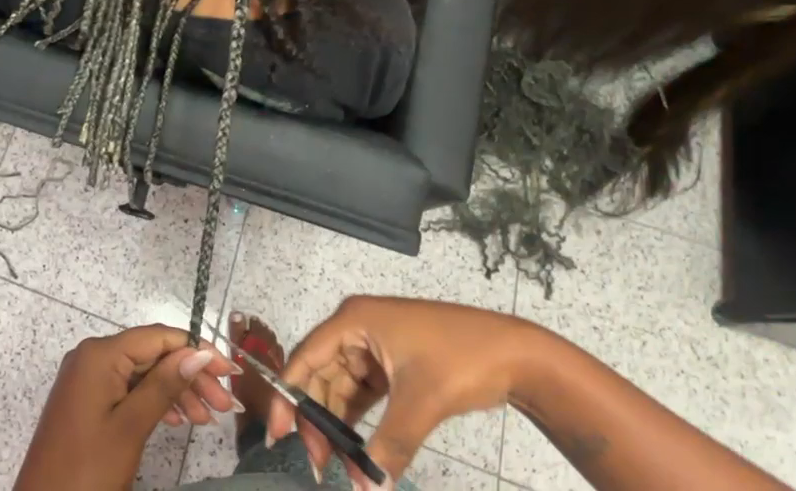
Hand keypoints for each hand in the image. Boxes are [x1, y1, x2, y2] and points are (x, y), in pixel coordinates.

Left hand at [14, 324, 238, 490]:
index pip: (158, 337)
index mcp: (100, 354)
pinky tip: (178, 419)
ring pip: (143, 373)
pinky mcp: (87, 399)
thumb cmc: (87, 467)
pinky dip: (155, 401)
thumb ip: (165, 385)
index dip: (197, 350)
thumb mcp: (131, 426)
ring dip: (177, 391)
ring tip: (207, 419)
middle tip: (225, 406)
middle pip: (152, 354)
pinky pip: (129, 389)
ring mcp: (88, 378)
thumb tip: (200, 351)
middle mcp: (93, 356)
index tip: (231, 374)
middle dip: (190, 376)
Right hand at [267, 297, 542, 489]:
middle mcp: (357, 329)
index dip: (288, 395)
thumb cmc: (461, 361)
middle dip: (316, 419)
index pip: (306, 357)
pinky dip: (358, 423)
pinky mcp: (391, 365)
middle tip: (316, 464)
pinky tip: (356, 452)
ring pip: (340, 389)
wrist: (517, 355)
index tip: (277, 434)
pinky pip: (362, 395)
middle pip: (320, 375)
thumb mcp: (421, 403)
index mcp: (354, 321)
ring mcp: (374, 347)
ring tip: (336, 466)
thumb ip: (388, 447)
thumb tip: (365, 490)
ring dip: (337, 425)